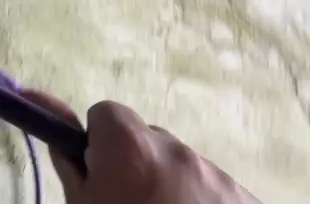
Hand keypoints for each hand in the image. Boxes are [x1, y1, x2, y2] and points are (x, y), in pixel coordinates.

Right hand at [25, 91, 260, 203]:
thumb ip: (69, 166)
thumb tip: (58, 131)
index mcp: (128, 143)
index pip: (103, 114)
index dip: (97, 145)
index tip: (101, 179)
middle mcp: (175, 149)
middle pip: (146, 142)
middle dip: (138, 168)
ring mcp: (221, 178)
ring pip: (183, 170)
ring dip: (174, 192)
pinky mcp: (251, 202)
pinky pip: (219, 194)